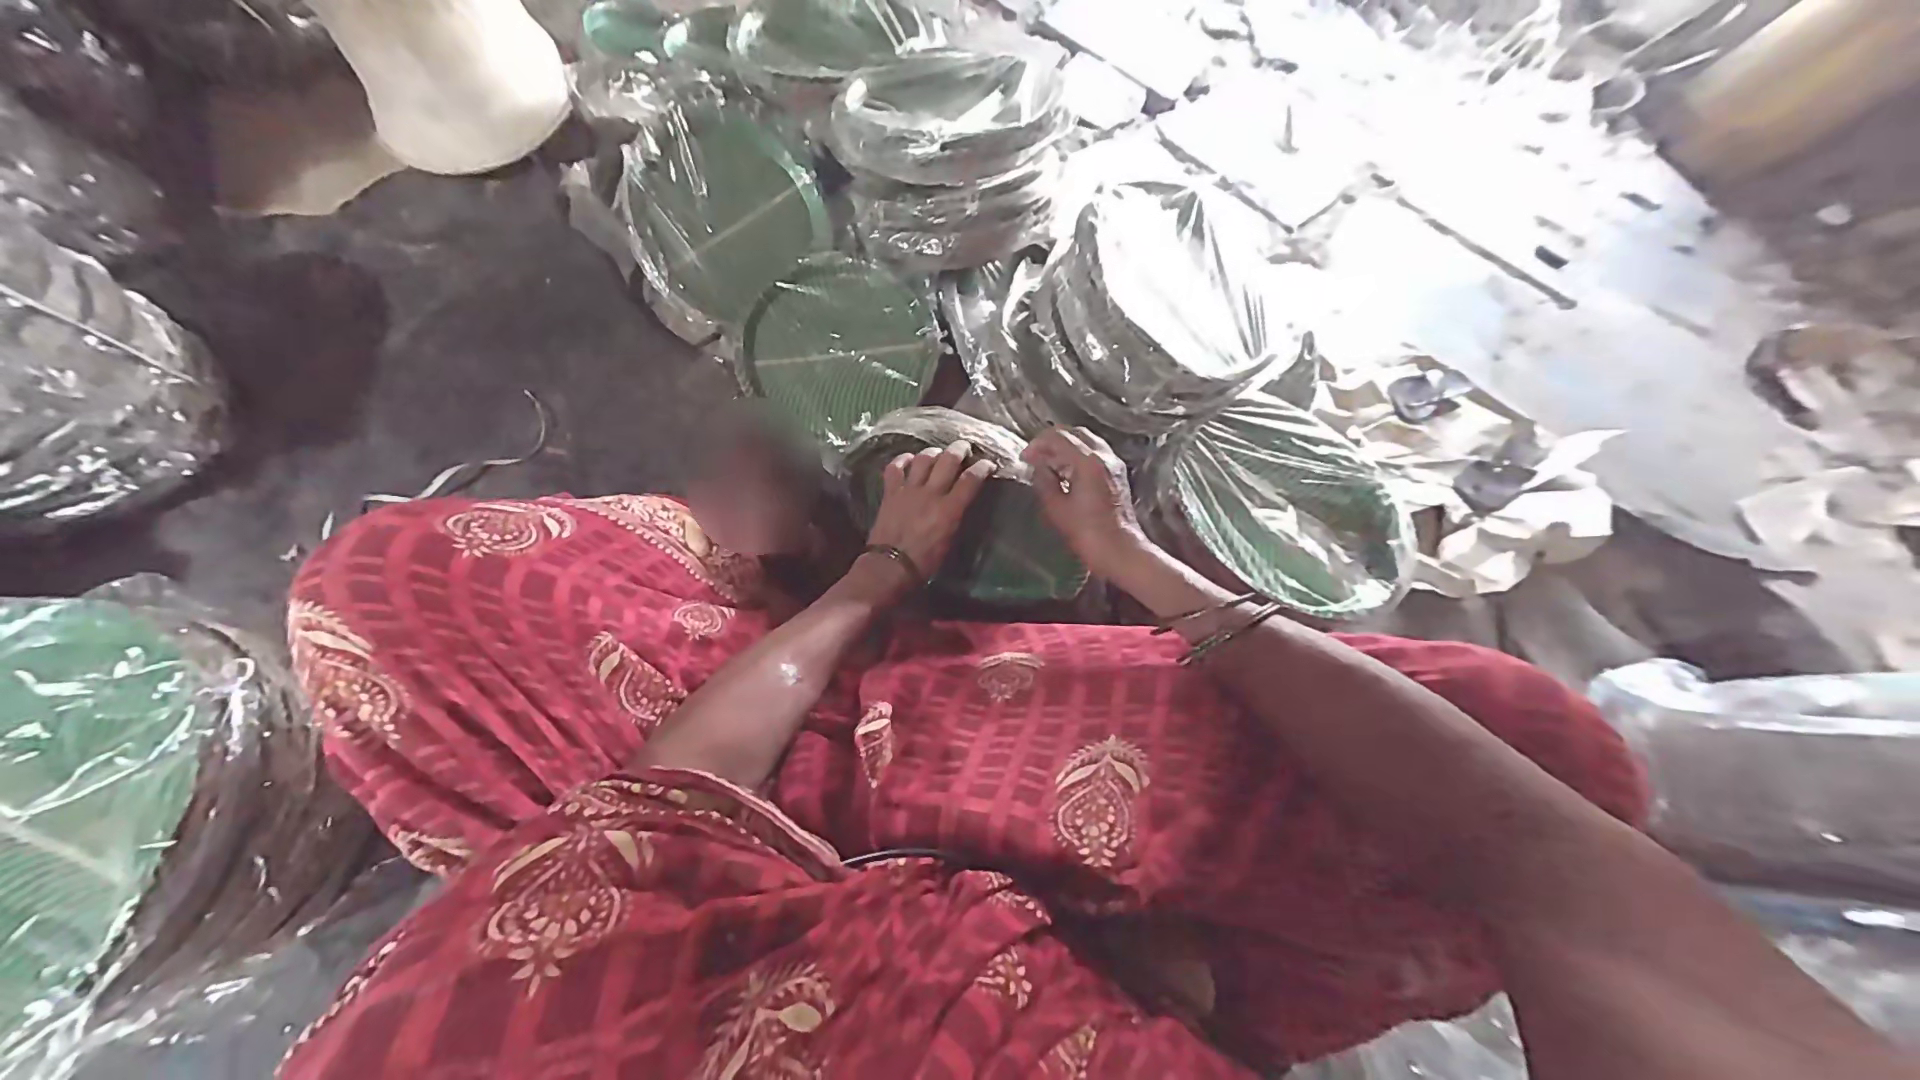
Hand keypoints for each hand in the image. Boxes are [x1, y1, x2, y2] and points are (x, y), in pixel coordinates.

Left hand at [863, 440, 994, 594]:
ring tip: (937, 453)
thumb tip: (958, 505)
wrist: (890, 567)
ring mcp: (908, 490)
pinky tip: (908, 458)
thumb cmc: (924, 563)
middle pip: (948, 460)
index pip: (971, 480)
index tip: (988, 463)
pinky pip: (894, 468)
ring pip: (923, 459)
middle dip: (959, 449)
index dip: (982, 467)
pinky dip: (901, 460)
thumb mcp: (949, 541)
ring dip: (933, 452)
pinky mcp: (890, 493)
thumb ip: (955, 517)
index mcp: (949, 509)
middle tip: (964, 447)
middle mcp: (930, 494)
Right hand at [1022, 426, 1153, 579]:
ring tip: (1047, 463)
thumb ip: (1044, 481)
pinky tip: (1065, 471)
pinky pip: (1094, 452)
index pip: (1058, 437)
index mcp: (1088, 462)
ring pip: (1085, 440)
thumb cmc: (1087, 533)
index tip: (1024, 457)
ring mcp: (1113, 463)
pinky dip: (1077, 455)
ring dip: (1064, 447)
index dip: (1037, 444)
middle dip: (1051, 441)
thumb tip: (1038, 466)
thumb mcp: (1056, 508)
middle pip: (1074, 433)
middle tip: (1034, 457)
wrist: (1120, 550)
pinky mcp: (1117, 473)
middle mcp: (1104, 456)